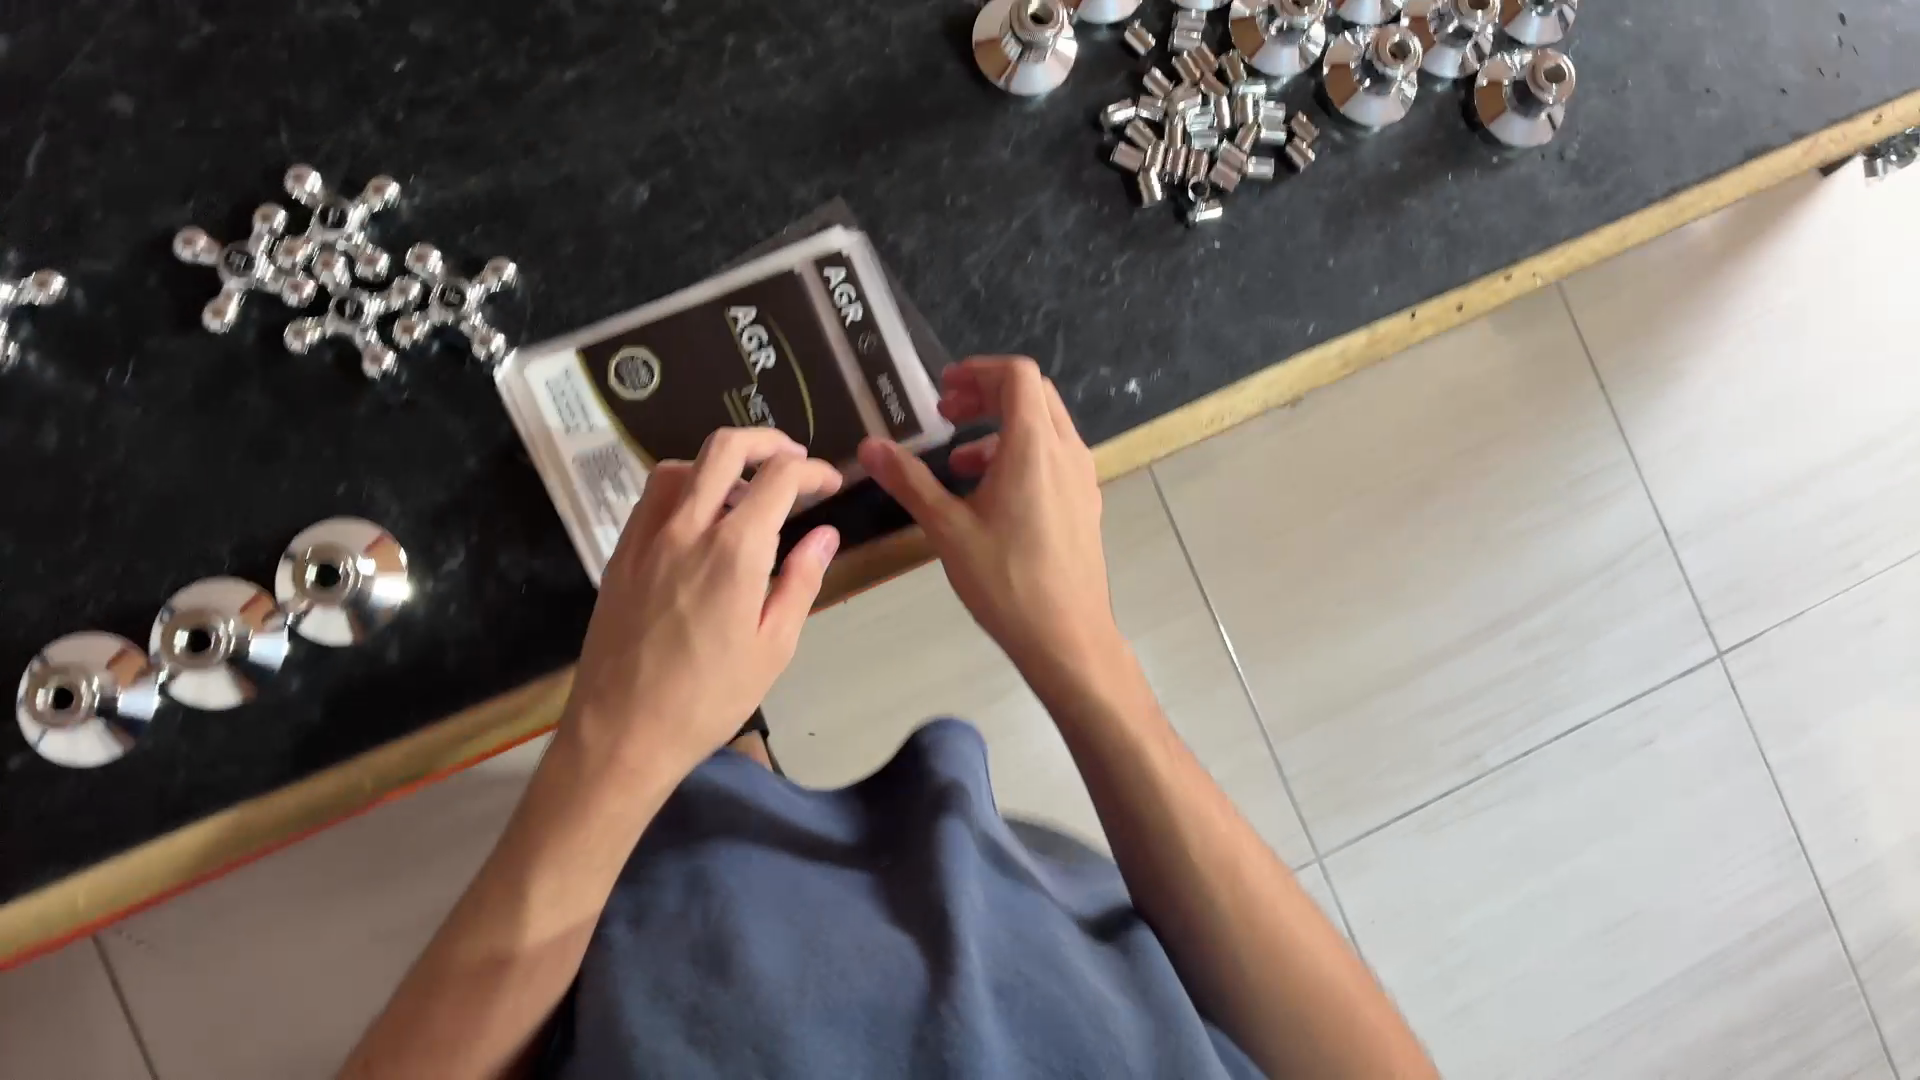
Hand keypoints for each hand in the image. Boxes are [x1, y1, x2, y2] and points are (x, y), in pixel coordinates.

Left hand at [563, 428, 842, 776]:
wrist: (621, 732)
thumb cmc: (710, 697)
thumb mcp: (775, 646)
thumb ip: (802, 580)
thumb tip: (826, 535)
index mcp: (735, 550)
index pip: (780, 478)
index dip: (813, 470)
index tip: (830, 484)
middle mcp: (687, 528)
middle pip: (726, 448)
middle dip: (768, 441)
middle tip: (793, 460)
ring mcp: (646, 537)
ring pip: (683, 465)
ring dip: (721, 463)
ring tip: (746, 491)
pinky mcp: (621, 554)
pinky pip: (652, 498)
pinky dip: (684, 487)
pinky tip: (700, 521)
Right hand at [858, 356, 1122, 692]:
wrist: (1067, 637)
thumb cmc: (1006, 581)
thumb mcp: (948, 529)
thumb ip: (910, 481)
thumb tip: (870, 445)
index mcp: (1034, 447)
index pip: (1017, 375)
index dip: (978, 371)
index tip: (943, 390)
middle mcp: (1067, 452)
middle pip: (1033, 395)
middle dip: (987, 395)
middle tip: (947, 414)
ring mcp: (1082, 479)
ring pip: (1045, 428)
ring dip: (1001, 429)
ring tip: (959, 462)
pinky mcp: (1085, 504)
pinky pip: (1054, 458)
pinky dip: (1021, 456)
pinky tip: (990, 496)